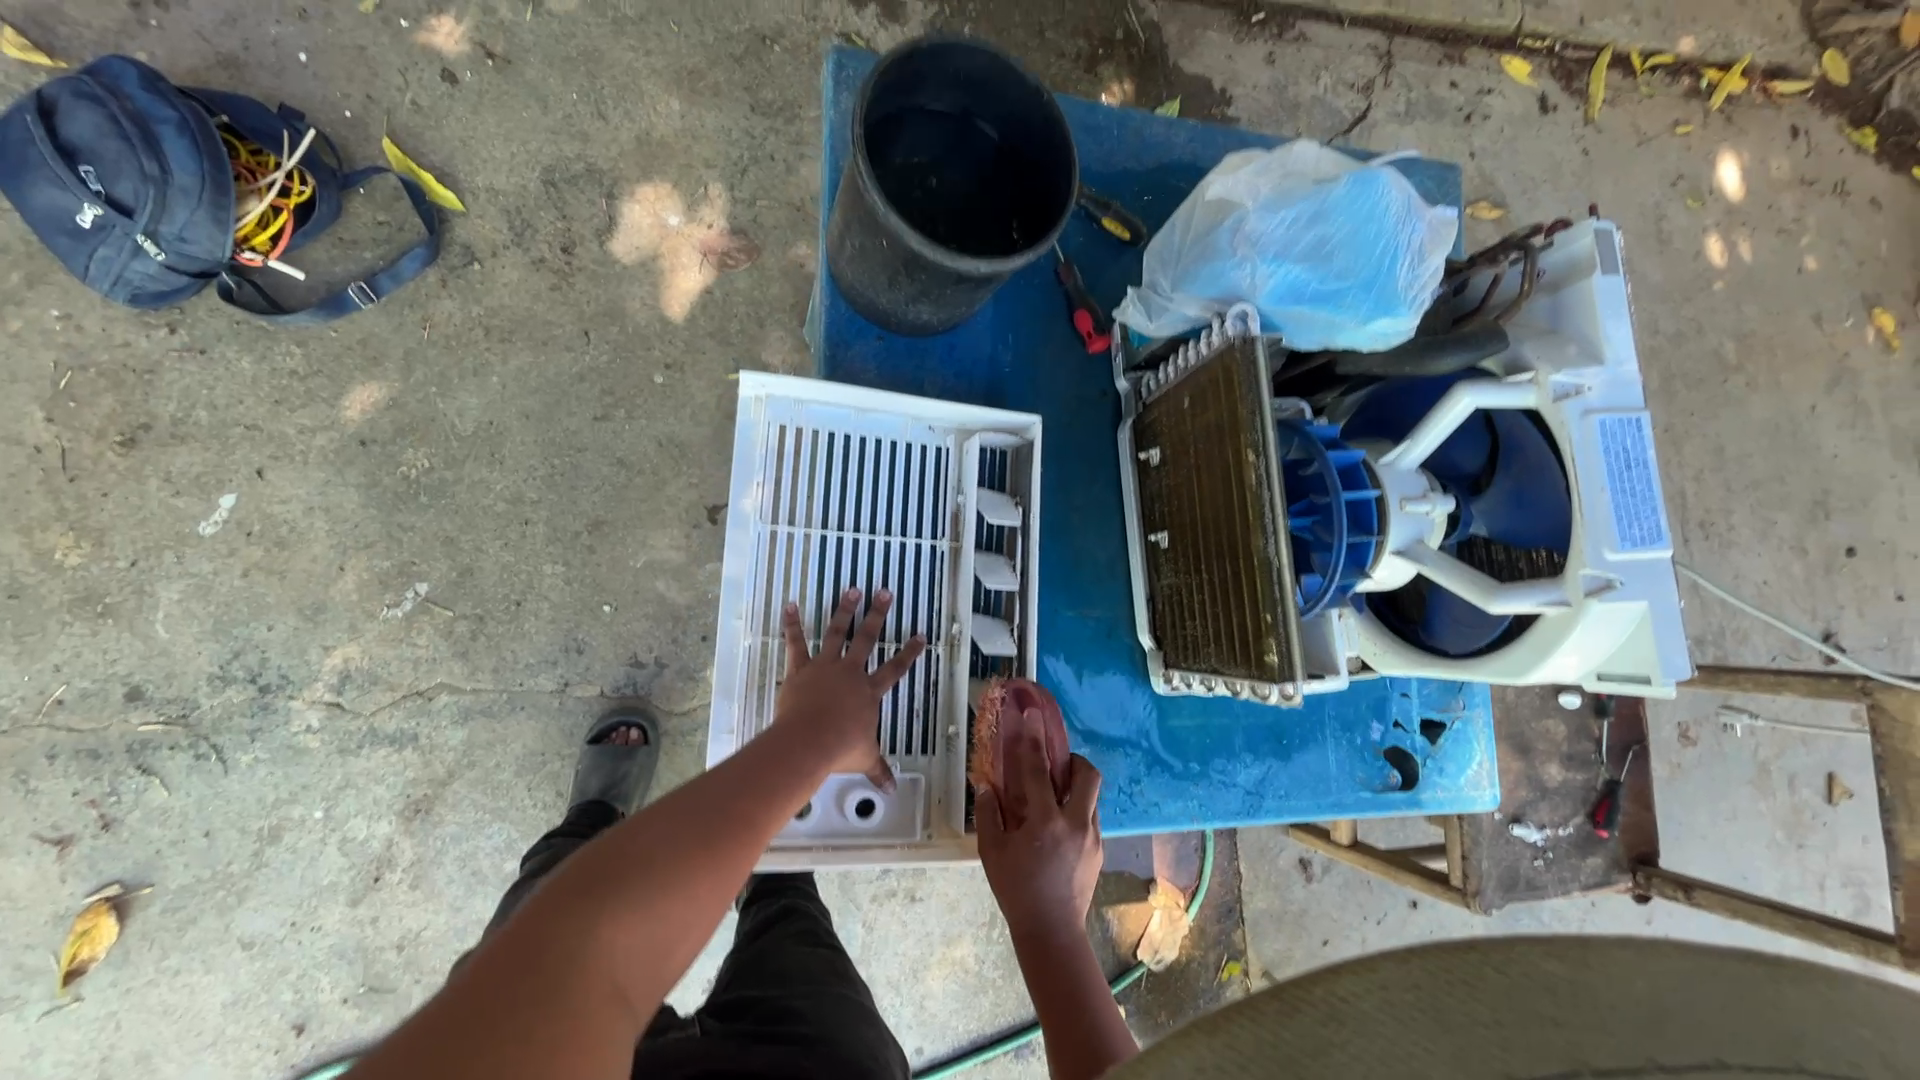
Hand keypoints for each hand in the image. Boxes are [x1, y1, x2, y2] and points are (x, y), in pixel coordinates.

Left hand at [777, 587, 925, 792]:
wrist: (809, 741)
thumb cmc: (840, 749)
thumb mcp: (865, 759)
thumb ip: (878, 770)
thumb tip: (892, 790)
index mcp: (869, 692)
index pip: (894, 669)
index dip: (908, 652)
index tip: (919, 635)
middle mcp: (850, 673)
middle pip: (867, 639)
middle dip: (876, 615)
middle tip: (884, 593)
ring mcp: (825, 667)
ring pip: (836, 633)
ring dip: (844, 611)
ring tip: (851, 590)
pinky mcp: (800, 669)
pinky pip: (796, 643)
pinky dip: (792, 625)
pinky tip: (790, 605)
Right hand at [977, 714, 1102, 944]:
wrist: (1051, 931)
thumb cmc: (1016, 890)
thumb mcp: (992, 852)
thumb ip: (989, 815)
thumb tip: (987, 786)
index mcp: (1045, 821)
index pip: (1037, 769)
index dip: (1033, 738)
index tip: (1031, 714)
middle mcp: (1075, 823)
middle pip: (1088, 775)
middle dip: (1075, 761)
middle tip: (1058, 762)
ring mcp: (1092, 837)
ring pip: (1093, 796)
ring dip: (1077, 786)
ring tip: (1055, 794)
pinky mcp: (1099, 850)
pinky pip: (1091, 817)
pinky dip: (1077, 810)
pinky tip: (1058, 825)